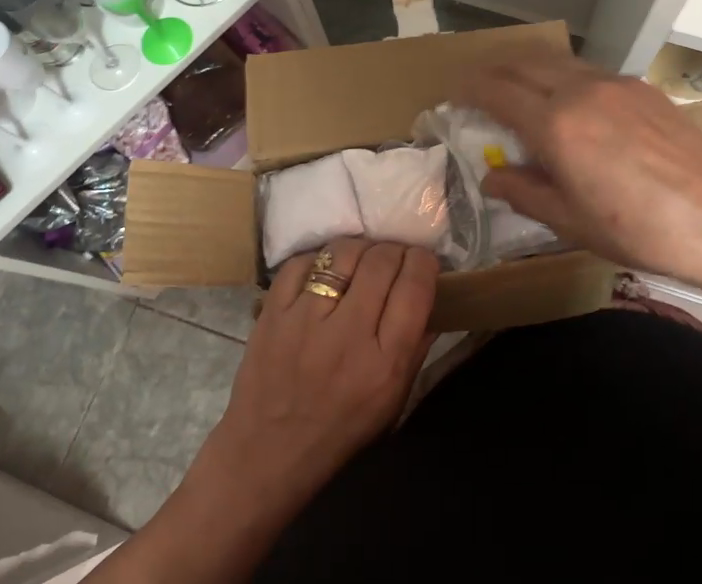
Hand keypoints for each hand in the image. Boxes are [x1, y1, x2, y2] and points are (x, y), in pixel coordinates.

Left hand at [201, 238, 438, 505]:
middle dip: (397, 250)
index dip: (425, 263)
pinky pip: (301, 263)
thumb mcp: (394, 399)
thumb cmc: (341, 429)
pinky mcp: (272, 313)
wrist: (270, 452)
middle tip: (396, 258)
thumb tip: (431, 296)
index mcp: (384, 362)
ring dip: (361, 248)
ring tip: (362, 260)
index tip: (425, 262)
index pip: (414, 288)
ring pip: (343, 254)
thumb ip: (415, 346)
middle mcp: (347, 335)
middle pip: (382, 262)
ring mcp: (305, 320)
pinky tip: (326, 270)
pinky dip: (319, 258)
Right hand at [456, 52, 701, 283]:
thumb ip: (524, 192)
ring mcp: (616, 84)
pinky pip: (588, 71)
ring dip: (528, 68)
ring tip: (517, 88)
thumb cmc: (640, 231)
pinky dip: (563, 77)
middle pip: (524, 62)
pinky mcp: (643, 89)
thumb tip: (494, 176)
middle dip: (493, 68)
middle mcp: (582, 90)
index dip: (468, 88)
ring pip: (558, 61)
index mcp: (556, 124)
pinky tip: (568, 103)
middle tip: (476, 84)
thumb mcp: (571, 222)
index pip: (497, 90)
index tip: (452, 92)